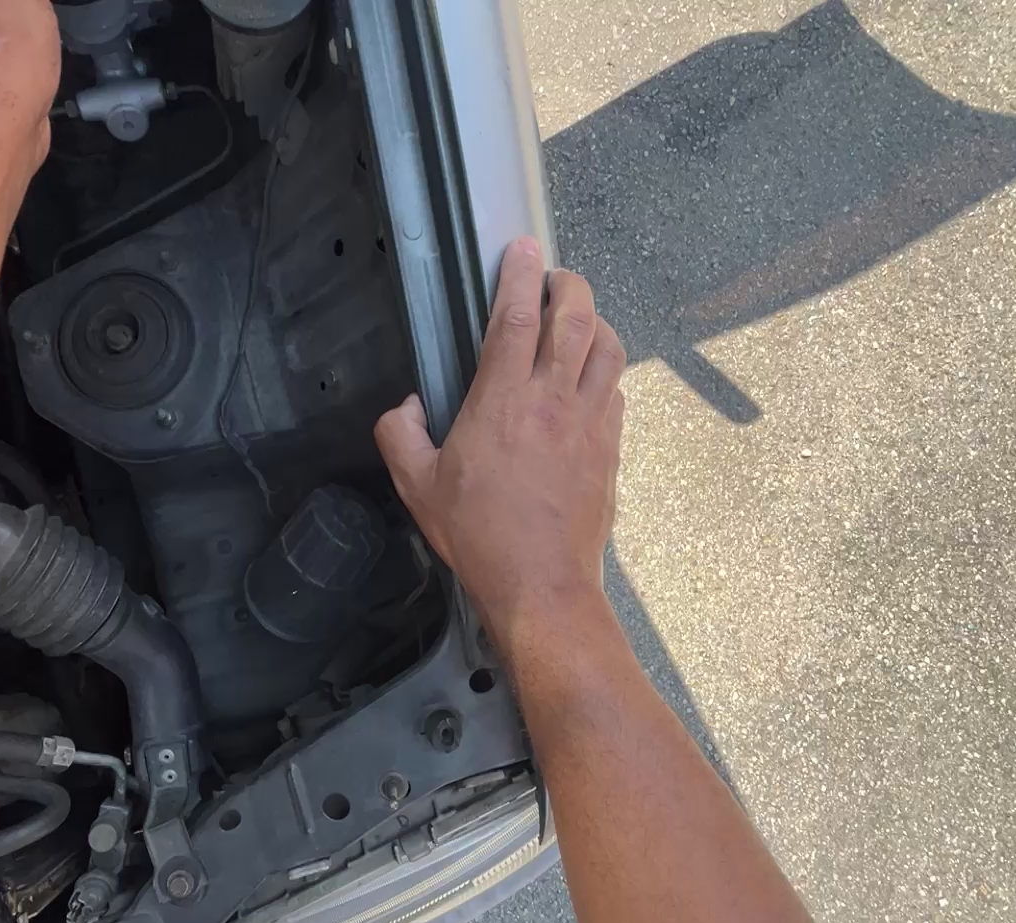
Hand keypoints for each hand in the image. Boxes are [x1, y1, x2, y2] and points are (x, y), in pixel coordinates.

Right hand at [375, 237, 626, 650]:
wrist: (539, 582)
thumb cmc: (477, 534)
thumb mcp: (417, 487)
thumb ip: (399, 434)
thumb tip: (407, 405)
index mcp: (502, 401)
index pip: (516, 317)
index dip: (517, 274)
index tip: (519, 247)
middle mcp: (553, 400)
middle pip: (575, 317)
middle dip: (567, 283)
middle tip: (553, 277)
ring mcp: (590, 422)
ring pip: (608, 347)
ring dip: (595, 320)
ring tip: (578, 319)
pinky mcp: (610, 447)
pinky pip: (616, 389)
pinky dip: (605, 368)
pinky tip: (590, 378)